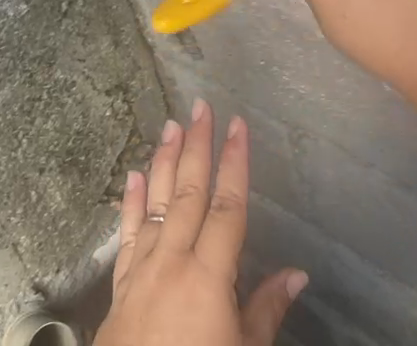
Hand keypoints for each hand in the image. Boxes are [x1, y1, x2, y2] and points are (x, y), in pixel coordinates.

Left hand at [96, 99, 306, 345]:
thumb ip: (266, 309)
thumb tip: (298, 274)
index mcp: (208, 276)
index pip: (226, 205)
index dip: (235, 162)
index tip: (238, 125)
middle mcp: (171, 263)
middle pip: (188, 193)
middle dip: (197, 146)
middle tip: (201, 106)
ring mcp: (140, 273)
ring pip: (155, 205)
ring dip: (165, 162)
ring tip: (170, 126)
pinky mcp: (118, 289)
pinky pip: (126, 236)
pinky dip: (131, 204)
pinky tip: (134, 177)